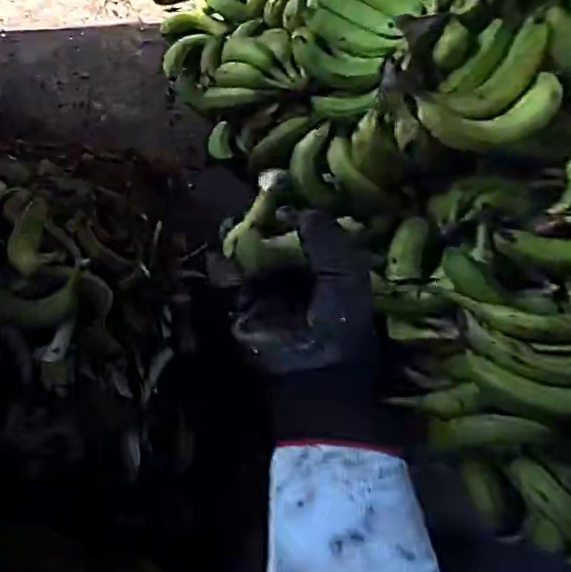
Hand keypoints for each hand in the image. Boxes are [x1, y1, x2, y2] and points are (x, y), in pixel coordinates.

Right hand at [232, 211, 391, 447]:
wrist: (312, 374)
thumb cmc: (340, 325)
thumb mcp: (344, 276)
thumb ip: (326, 240)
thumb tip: (299, 209)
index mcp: (326, 272)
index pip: (307, 236)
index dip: (296, 216)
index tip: (282, 197)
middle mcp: (295, 279)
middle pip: (275, 242)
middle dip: (265, 224)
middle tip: (255, 203)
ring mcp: (266, 293)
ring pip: (250, 257)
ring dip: (243, 240)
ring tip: (237, 221)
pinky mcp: (241, 307)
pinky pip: (230, 279)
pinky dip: (225, 263)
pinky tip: (226, 247)